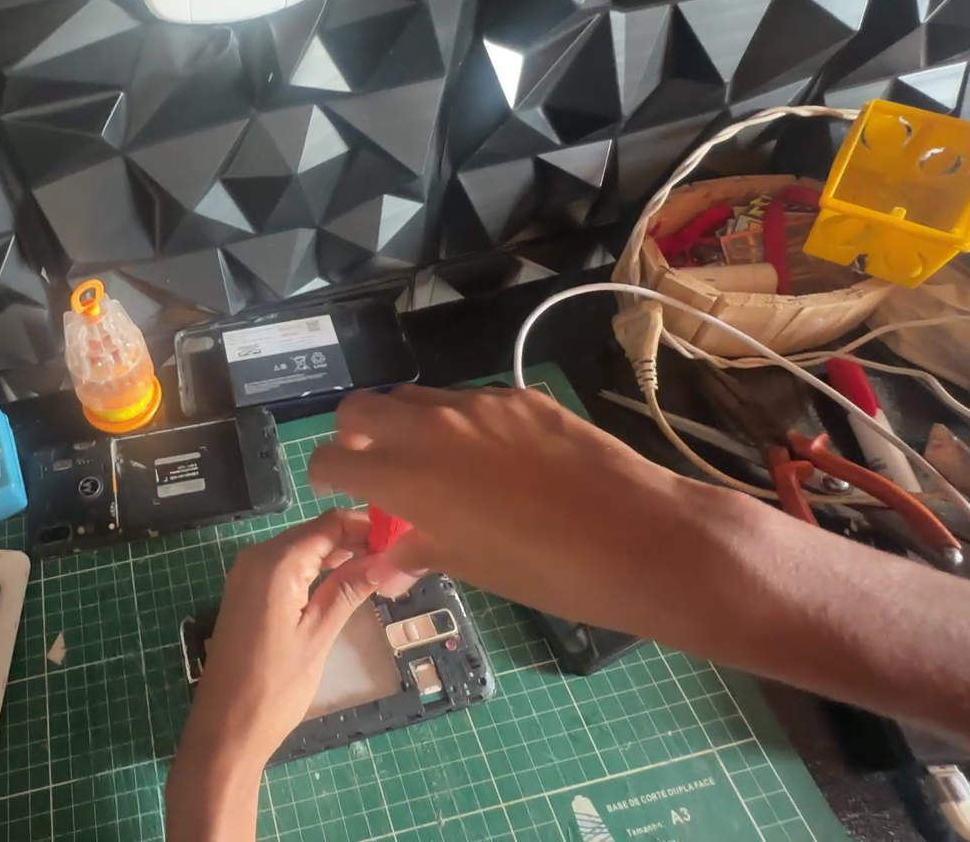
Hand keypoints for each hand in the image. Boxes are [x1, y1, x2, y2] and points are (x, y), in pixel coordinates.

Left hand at [166, 509, 414, 839]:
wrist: (225, 727)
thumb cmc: (274, 687)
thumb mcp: (318, 636)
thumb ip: (348, 590)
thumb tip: (386, 559)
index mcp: (276, 562)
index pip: (329, 524)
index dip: (366, 525)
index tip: (400, 537)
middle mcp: (258, 555)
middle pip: (315, 532)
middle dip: (355, 539)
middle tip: (396, 556)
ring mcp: (248, 571)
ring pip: (302, 547)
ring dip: (337, 554)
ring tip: (378, 568)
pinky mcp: (247, 588)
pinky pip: (287, 564)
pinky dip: (315, 568)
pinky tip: (342, 581)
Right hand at [308, 385, 778, 650]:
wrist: (646, 540)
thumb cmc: (551, 573)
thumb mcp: (471, 568)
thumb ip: (416, 550)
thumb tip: (388, 556)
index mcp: (408, 477)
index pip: (332, 459)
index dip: (323, 473)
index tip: (334, 486)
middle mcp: (430, 428)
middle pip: (358, 407)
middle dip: (351, 435)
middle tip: (372, 464)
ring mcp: (475, 404)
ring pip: (411, 397)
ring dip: (403, 424)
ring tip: (431, 460)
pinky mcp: (515, 395)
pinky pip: (463, 400)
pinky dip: (453, 422)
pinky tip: (489, 456)